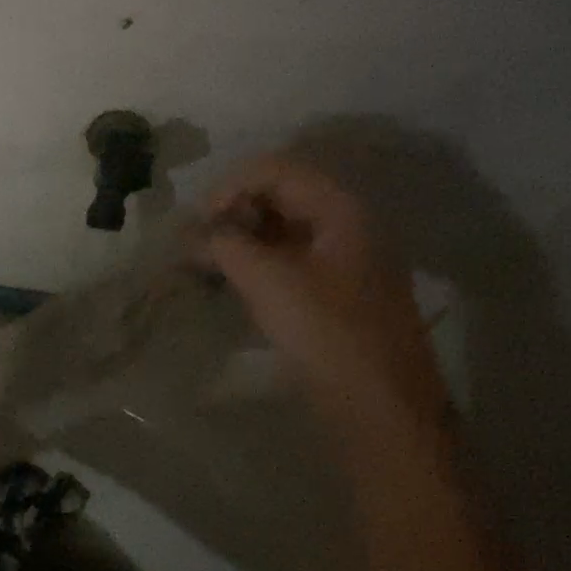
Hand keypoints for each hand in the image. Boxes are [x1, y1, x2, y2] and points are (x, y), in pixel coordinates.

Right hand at [203, 156, 447, 426]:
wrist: (376, 400)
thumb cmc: (325, 332)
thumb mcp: (267, 280)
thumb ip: (225, 245)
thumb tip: (194, 233)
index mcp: (341, 210)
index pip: (276, 170)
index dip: (229, 187)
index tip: (195, 222)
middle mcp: (344, 225)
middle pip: (279, 194)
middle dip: (231, 211)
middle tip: (194, 243)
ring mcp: (339, 259)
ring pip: (279, 228)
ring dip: (237, 237)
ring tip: (202, 262)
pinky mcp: (329, 291)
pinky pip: (284, 257)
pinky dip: (251, 261)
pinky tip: (226, 281)